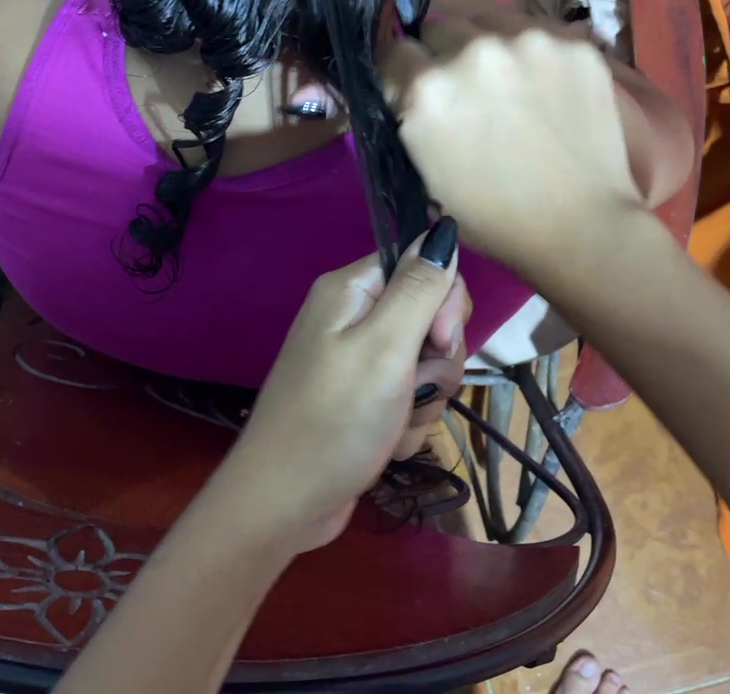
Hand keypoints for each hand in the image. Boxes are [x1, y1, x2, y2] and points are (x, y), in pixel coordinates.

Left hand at [212, 226, 468, 555]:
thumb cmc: (336, 418)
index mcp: (350, 290)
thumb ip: (419, 287)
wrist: (286, 501)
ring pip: (426, 365)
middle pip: (430, 319)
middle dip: (436, 361)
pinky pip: (409, 399)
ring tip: (393, 424)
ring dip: (423, 401)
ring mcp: (357, 362)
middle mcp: (352, 318)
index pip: (421, 266)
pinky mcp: (364, 401)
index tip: (437, 340)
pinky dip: (407, 424)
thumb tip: (443, 228)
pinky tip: (385, 445)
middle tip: (412, 389)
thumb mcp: (385, 346)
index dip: (443, 304)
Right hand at [380, 12, 691, 278]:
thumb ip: (410, 117)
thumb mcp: (423, 172)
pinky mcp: (574, 42)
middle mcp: (471, 51)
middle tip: (464, 90)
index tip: (414, 90)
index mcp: (426, 90)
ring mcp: (526, 41)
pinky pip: (536, 31)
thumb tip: (408, 87)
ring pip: (488, 21)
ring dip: (487, 45)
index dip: (402, 75)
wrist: (581, 227)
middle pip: (438, 27)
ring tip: (507, 83)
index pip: (394, 52)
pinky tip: (544, 87)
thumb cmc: (492, 217)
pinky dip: (532, 53)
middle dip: (442, 55)